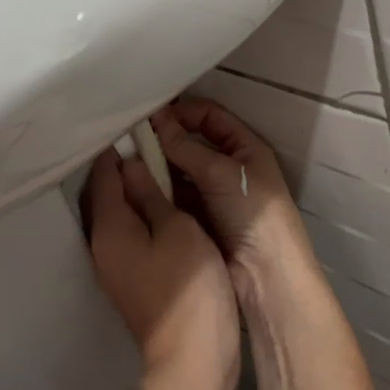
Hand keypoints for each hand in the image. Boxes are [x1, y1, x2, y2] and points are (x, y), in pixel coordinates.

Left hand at [82, 148, 239, 380]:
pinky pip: (129, 233)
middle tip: (156, 143)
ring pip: (119, 215)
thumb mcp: (177, 229)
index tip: (142, 126)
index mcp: (108, 228)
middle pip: (106, 195)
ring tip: (164, 168)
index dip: (120, 147)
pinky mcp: (131, 280)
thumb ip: (152, 194)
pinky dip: (142, 214)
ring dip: (136, 191)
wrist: (193, 358)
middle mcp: (101, 245)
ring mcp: (114, 266)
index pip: (104, 175)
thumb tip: (132, 163)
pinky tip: (166, 205)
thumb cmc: (189, 286)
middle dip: (126, 168)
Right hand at [149, 98, 314, 299]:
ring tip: (124, 161)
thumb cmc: (251, 213)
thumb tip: (157, 120)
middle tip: (129, 138)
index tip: (152, 116)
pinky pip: (173, 197)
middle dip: (165, 139)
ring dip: (157, 166)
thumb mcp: (221, 173)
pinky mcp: (198, 220)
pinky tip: (133, 187)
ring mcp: (212, 195)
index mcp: (245, 148)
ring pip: (179, 171)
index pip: (210, 117)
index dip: (183, 113)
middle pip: (192, 144)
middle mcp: (229, 167)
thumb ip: (186, 147)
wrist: (264, 276)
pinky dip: (156, 191)